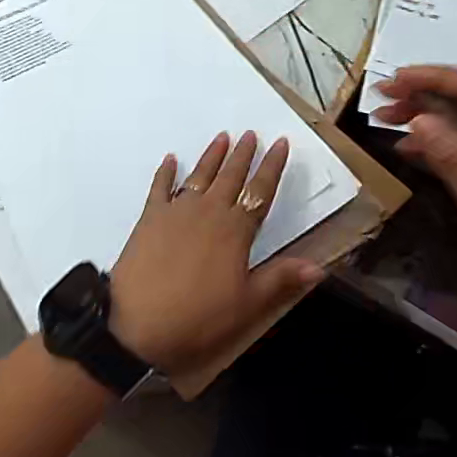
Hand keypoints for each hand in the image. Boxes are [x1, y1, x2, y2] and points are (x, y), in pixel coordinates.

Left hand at [109, 131, 327, 376]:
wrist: (137, 321)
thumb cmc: (198, 316)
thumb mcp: (247, 303)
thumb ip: (280, 279)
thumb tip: (318, 266)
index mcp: (235, 230)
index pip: (260, 192)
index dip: (272, 167)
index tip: (280, 144)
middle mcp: (208, 212)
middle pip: (230, 177)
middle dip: (243, 154)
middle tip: (250, 134)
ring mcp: (176, 212)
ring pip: (199, 175)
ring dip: (211, 156)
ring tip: (221, 138)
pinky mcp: (149, 218)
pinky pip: (160, 187)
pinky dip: (166, 172)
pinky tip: (171, 159)